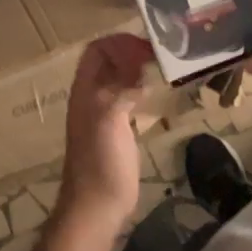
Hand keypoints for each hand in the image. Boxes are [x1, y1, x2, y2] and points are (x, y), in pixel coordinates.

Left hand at [56, 33, 154, 226]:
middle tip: (162, 56)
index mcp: (85, 91)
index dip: (119, 43)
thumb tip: (141, 68)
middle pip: (109, 62)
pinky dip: (143, 90)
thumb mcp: (108, 119)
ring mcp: (105, 114)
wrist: (97, 207)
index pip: (97, 50)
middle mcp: (93, 97)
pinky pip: (129, 98)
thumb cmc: (100, 163)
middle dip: (132, 52)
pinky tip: (160, 95)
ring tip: (165, 69)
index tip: (147, 49)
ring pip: (120, 79)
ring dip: (139, 70)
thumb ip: (120, 89)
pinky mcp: (118, 130)